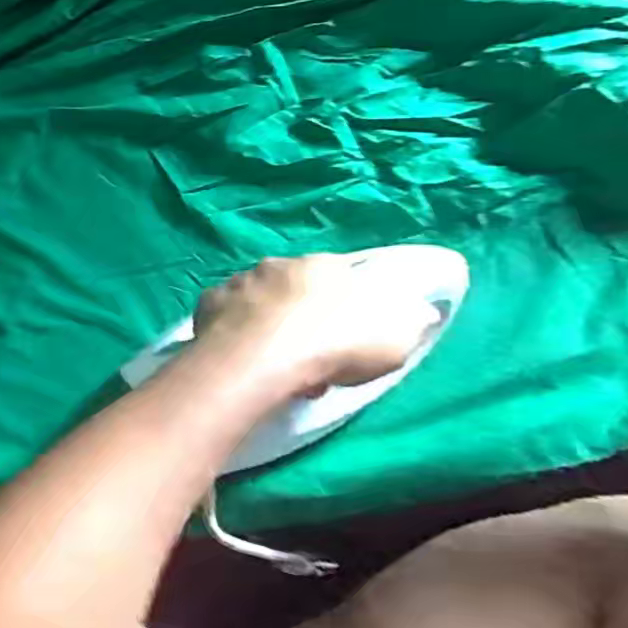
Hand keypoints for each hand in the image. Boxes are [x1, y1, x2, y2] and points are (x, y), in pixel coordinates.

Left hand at [195, 252, 450, 387]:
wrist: (258, 358)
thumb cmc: (332, 345)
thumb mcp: (394, 338)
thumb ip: (407, 320)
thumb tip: (418, 310)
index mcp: (323, 264)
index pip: (341, 274)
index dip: (348, 302)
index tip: (350, 332)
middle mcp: (277, 264)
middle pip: (295, 287)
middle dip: (303, 314)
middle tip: (312, 354)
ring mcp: (238, 281)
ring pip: (259, 300)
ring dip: (268, 323)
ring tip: (276, 363)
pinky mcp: (208, 302)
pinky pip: (227, 315)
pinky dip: (235, 331)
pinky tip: (243, 356)